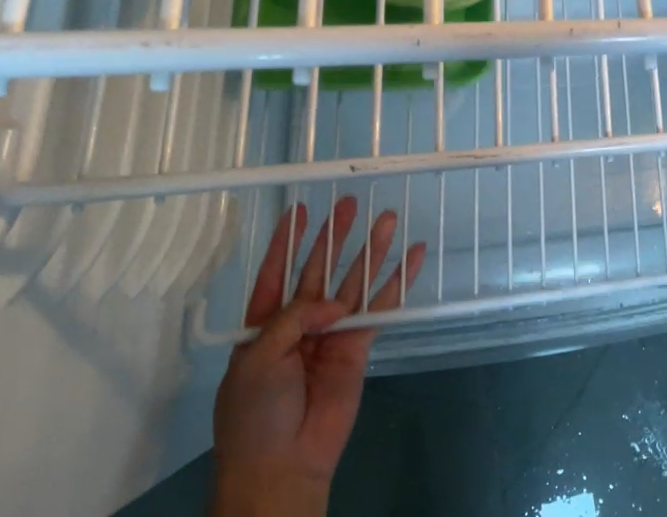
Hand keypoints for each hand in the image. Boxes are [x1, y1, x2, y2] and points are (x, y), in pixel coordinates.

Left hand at [212, 197, 426, 516]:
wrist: (282, 462)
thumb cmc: (254, 413)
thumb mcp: (258, 359)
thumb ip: (294, 318)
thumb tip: (336, 303)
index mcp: (263, 326)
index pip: (276, 273)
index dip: (288, 242)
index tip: (300, 210)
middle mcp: (299, 323)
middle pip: (320, 270)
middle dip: (334, 237)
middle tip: (349, 204)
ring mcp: (332, 333)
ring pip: (354, 282)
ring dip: (371, 251)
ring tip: (387, 218)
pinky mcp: (360, 346)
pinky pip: (382, 307)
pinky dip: (398, 283)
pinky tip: (412, 258)